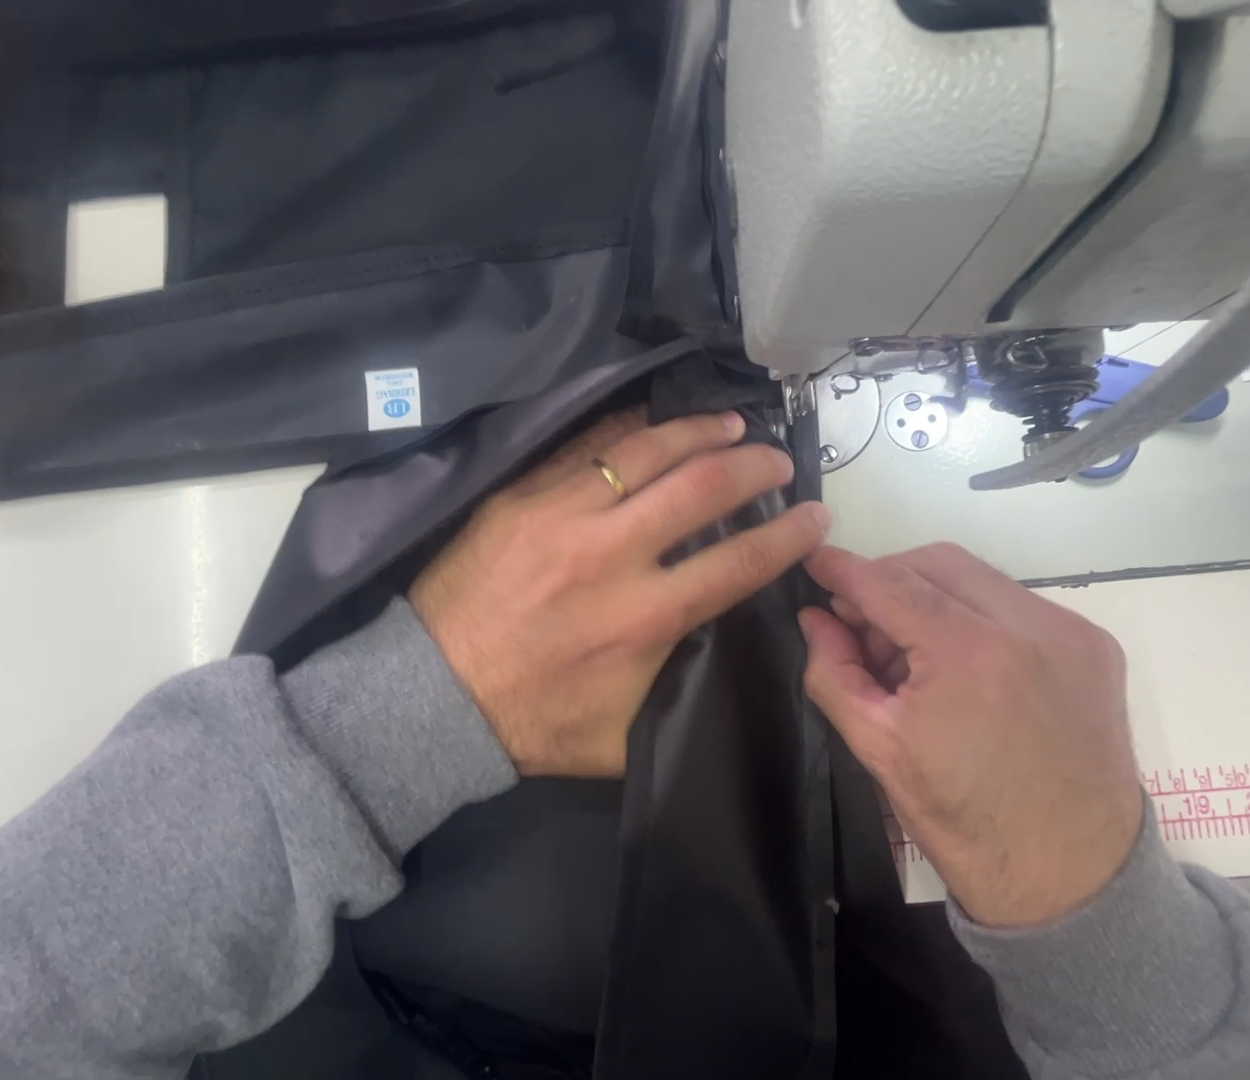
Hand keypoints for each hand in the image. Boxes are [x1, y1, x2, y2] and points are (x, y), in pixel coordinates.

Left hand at [411, 409, 830, 777]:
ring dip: (699, 432)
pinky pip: (586, 448)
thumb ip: (672, 683)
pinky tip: (653, 423)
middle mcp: (611, 555)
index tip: (814, 516)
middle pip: (701, 488)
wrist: (434, 696)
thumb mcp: (622, 733)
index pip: (738, 560)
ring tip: (730, 424)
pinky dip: (629, 430)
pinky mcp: (522, 497)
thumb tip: (703, 633)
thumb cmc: (531, 722)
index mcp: (645, 618)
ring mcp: (562, 516)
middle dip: (754, 468)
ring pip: (645, 452)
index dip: (788, 536)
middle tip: (777, 461)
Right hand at [800, 544, 1142, 927]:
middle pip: (934, 562)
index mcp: (967, 653)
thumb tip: (814, 616)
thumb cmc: (959, 817)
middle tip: (862, 625)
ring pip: (978, 576)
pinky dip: (976, 616)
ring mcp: (1070, 631)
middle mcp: (1028, 625)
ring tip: (913, 653)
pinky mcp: (1096, 646)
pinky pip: (1017, 603)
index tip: (814, 562)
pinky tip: (963, 664)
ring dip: (931, 596)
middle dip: (887, 580)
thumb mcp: (875, 746)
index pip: (889, 583)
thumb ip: (833, 669)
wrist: (1067, 875)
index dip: (843, 568)